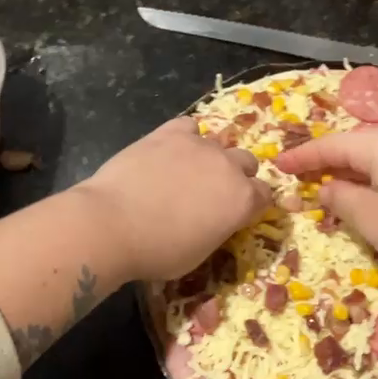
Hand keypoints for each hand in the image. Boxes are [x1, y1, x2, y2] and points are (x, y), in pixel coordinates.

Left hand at [73, 119, 269, 282]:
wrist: (113, 223)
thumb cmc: (158, 251)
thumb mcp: (200, 253)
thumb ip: (218, 227)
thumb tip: (215, 218)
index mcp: (242, 201)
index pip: (264, 194)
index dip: (252, 203)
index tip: (237, 212)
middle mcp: (228, 167)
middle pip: (247, 162)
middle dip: (236, 174)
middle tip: (212, 192)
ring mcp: (199, 145)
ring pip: (220, 142)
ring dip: (211, 156)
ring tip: (188, 170)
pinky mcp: (170, 132)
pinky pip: (189, 125)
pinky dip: (186, 135)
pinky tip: (171, 149)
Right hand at [272, 126, 377, 284]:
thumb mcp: (370, 218)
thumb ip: (341, 200)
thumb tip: (326, 188)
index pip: (330, 145)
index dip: (301, 156)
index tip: (276, 165)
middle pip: (353, 146)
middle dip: (325, 160)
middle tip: (298, 174)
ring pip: (374, 158)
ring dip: (349, 171)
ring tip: (327, 184)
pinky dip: (371, 179)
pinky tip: (367, 196)